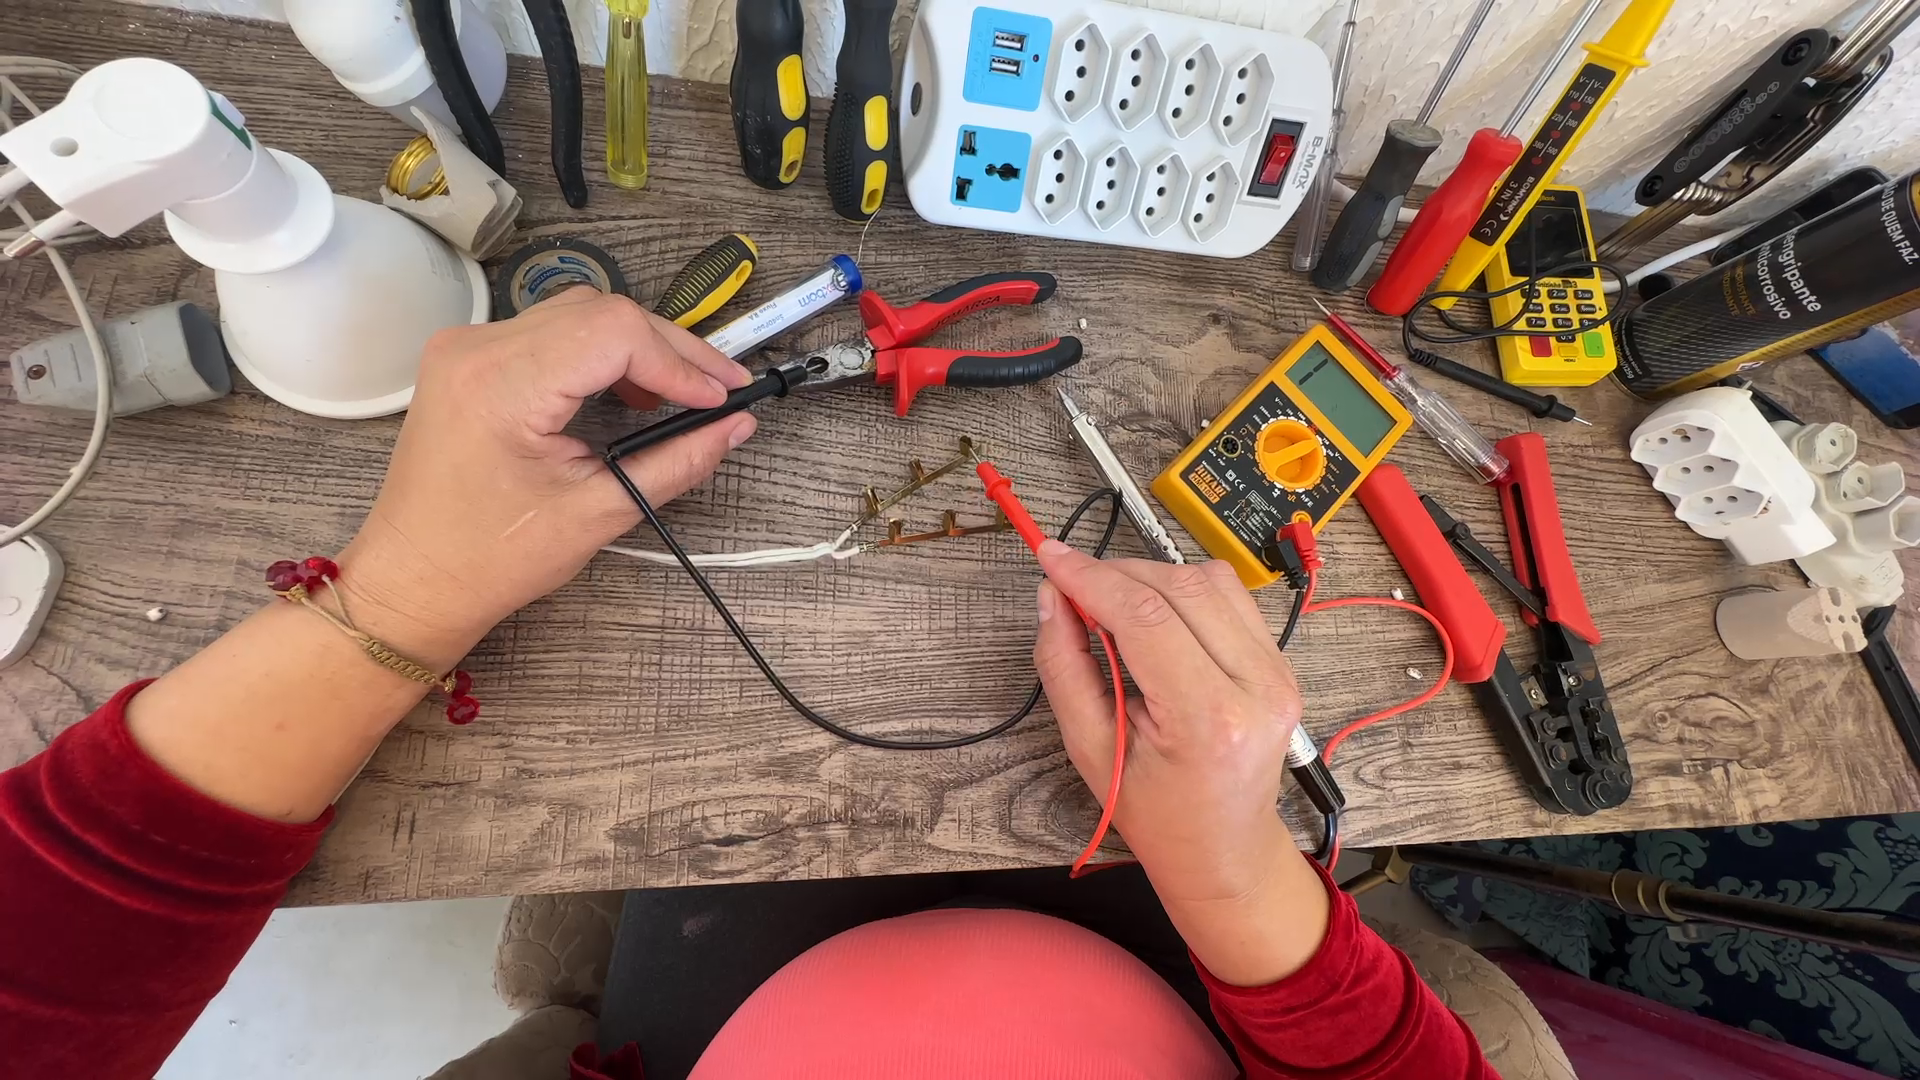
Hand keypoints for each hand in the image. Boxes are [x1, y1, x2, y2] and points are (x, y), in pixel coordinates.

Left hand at [338, 289, 756, 666]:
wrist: (416, 576)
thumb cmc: (496, 556)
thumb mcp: (602, 511)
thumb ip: (678, 461)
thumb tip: (738, 427)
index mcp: (503, 384)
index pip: (614, 332)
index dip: (680, 363)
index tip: (722, 400)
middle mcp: (479, 347)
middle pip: (602, 311)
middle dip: (674, 348)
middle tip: (724, 388)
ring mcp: (471, 346)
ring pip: (583, 313)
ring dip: (645, 347)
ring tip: (688, 391)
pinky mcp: (475, 359)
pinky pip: (558, 332)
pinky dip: (609, 353)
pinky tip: (635, 390)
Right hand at [1033, 542, 1328, 983]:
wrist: (1225, 851)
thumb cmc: (1154, 813)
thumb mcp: (1088, 750)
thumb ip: (1063, 666)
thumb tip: (1050, 596)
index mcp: (1208, 720)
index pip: (1145, 616)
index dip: (1090, 577)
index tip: (1049, 556)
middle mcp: (1257, 686)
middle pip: (1178, 587)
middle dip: (1114, 573)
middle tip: (1069, 586)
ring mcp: (1279, 671)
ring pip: (1207, 579)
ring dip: (1148, 576)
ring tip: (1108, 604)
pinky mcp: (1281, 662)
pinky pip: (1229, 594)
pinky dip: (1181, 587)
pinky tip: (1152, 613)